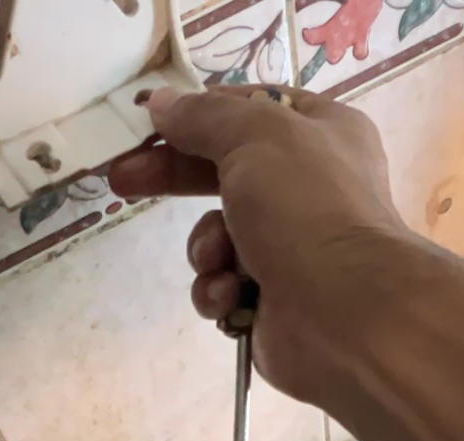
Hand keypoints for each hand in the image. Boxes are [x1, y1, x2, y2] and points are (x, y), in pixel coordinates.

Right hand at [109, 87, 414, 405]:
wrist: (341, 314)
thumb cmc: (305, 211)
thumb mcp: (254, 139)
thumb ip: (203, 118)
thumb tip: (161, 103)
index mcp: (319, 136)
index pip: (249, 114)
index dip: (197, 117)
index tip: (150, 126)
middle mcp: (306, 191)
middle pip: (221, 175)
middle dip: (173, 180)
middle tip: (122, 181)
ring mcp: (289, 250)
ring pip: (215, 240)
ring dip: (206, 250)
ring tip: (221, 262)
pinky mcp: (269, 303)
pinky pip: (221, 288)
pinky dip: (218, 293)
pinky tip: (232, 299)